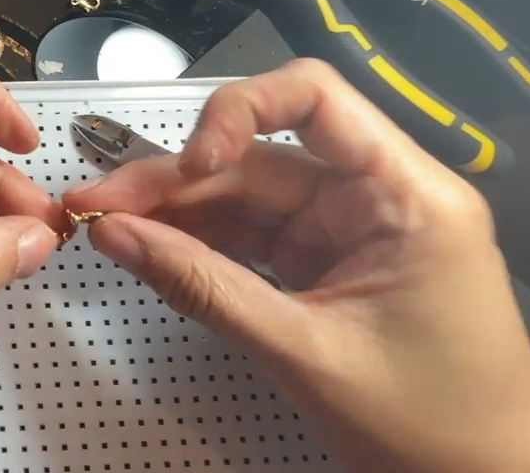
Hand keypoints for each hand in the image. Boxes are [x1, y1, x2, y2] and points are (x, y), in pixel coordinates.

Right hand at [63, 60, 529, 472]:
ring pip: (239, 192)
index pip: (313, 98)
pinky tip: (146, 245)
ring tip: (105, 224)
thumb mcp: (307, 356)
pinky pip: (244, 231)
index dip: (239, 111)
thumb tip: (110, 234)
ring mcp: (342, 225)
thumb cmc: (433, 432)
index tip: (192, 164)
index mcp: (405, 194)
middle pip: (254, 155)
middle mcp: (372, 192)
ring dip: (171, 210)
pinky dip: (194, 240)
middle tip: (96, 202)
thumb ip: (201, 287)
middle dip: (173, 179)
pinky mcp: (319, 256)